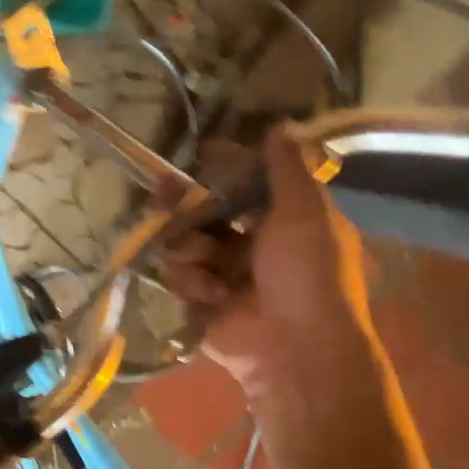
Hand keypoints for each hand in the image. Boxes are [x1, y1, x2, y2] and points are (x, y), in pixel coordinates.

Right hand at [161, 130, 375, 389]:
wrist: (293, 343)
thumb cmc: (308, 272)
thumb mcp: (304, 211)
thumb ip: (286, 169)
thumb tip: (279, 125)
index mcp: (282, 221)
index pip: (244, 186)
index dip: (221, 171)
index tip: (198, 155)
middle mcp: (250, 246)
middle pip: (204, 215)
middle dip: (184, 206)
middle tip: (161, 192)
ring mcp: (223, 277)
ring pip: (184, 247)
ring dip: (190, 250)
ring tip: (205, 262)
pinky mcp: (201, 305)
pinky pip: (180, 281)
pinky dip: (193, 286)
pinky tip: (211, 296)